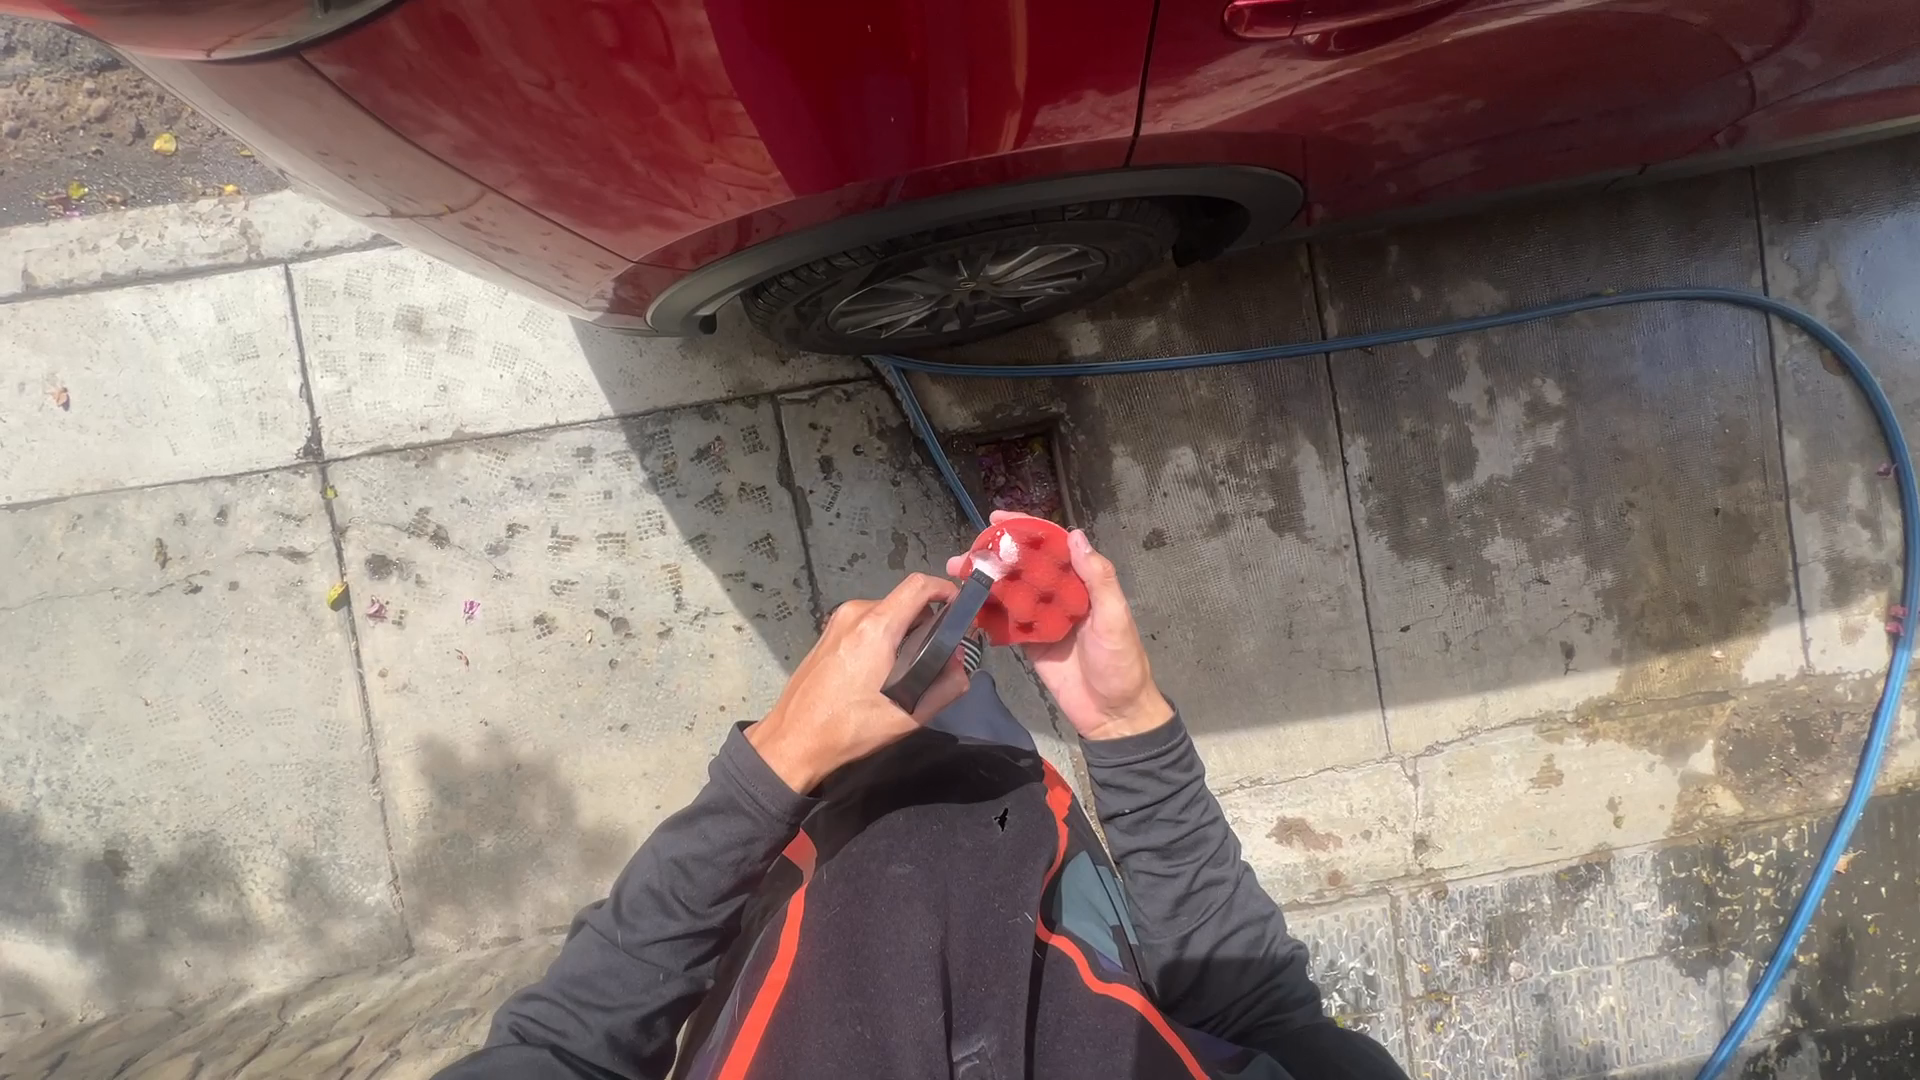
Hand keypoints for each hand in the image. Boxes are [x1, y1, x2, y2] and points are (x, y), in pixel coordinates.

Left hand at [747, 573, 970, 793]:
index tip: (959, 609)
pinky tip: (880, 672)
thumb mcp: (909, 717)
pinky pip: (867, 623)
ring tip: (907, 670)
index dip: (946, 590)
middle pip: (905, 602)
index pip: (919, 586)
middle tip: (937, 656)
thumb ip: (946, 687)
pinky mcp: (828, 633)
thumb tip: (960, 664)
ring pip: (886, 613)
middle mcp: (855, 614)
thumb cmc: (849, 728)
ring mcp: (838, 621)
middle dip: (928, 623)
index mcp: (876, 627)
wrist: (793, 740)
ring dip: (904, 633)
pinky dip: (883, 638)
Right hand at [949, 512, 1171, 740]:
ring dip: (984, 580)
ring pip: (1009, 591)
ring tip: (957, 571)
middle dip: (995, 555)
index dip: (1026, 529)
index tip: (998, 519)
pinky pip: (1004, 622)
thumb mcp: (1114, 617)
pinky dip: (986, 612)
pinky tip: (965, 603)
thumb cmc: (1121, 663)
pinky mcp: (1028, 643)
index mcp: (1081, 583)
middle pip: (1023, 566)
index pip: (1051, 547)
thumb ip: (1098, 578)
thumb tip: (1075, 536)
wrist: (1113, 715)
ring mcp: (1041, 619)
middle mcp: (1059, 595)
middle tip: (967, 552)